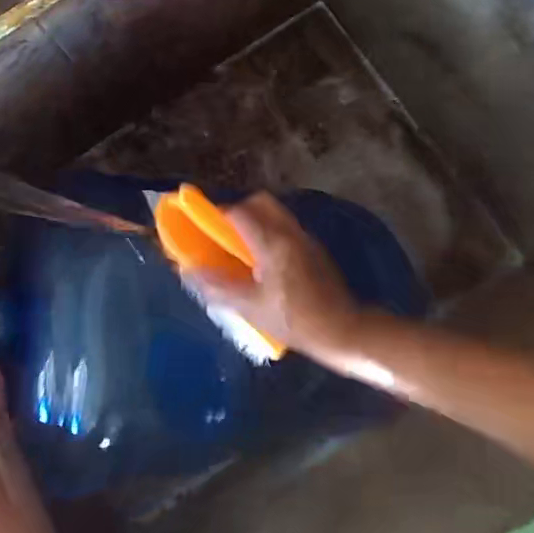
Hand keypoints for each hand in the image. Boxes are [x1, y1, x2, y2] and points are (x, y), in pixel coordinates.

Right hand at [183, 193, 361, 358]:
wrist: (344, 330)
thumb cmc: (295, 321)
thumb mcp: (251, 308)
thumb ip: (218, 286)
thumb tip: (189, 270)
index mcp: (272, 243)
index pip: (240, 212)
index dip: (218, 214)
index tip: (204, 227)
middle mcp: (290, 233)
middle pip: (261, 202)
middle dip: (239, 210)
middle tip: (225, 234)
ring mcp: (306, 238)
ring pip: (276, 213)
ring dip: (256, 221)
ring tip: (242, 248)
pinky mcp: (315, 249)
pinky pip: (286, 227)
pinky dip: (270, 232)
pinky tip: (264, 261)